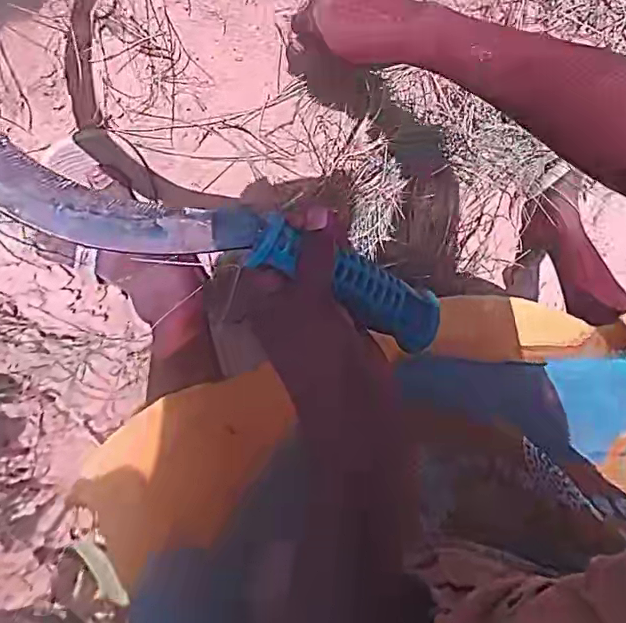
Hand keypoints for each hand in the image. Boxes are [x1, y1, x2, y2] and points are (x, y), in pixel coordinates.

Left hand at [236, 209, 402, 448]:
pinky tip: (359, 253)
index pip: (269, 253)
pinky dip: (354, 269)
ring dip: (335, 248)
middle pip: (297, 256)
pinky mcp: (345, 318)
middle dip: (312, 235)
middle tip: (332, 216)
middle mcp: (287, 302)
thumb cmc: (320, 356)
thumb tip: (318, 213)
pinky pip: (347, 284)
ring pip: (324, 268)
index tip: (306, 212)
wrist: (358, 413)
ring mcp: (317, 310)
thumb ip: (314, 256)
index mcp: (266, 300)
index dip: (284, 230)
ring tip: (345, 226)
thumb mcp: (310, 301)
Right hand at [291, 0, 430, 67]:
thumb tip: (312, 46)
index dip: (304, 34)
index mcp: (314, 17)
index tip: (309, 39)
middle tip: (329, 32)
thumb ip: (318, 47)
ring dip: (333, 5)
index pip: (298, 24)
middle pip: (312, 5)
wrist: (407, 29)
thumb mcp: (338, 57)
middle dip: (317, 18)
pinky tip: (361, 10)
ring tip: (347, 21)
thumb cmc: (376, 46)